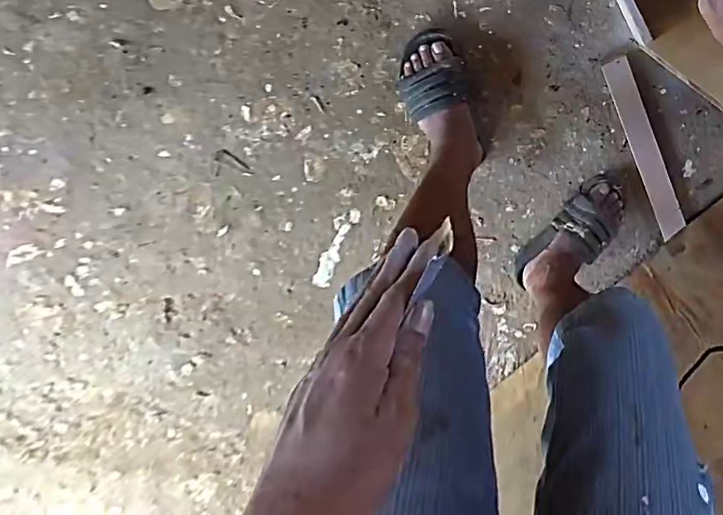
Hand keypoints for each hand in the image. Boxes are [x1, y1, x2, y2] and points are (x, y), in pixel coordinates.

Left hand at [246, 225, 441, 514]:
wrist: (291, 512)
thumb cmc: (351, 475)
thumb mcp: (396, 420)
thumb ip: (408, 361)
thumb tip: (421, 312)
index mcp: (362, 355)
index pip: (395, 299)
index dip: (415, 268)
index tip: (431, 242)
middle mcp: (337, 350)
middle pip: (372, 296)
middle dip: (395, 262)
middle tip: (411, 235)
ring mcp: (320, 364)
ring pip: (353, 310)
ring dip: (376, 281)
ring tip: (390, 259)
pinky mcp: (310, 381)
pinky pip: (341, 327)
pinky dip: (359, 307)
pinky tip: (362, 310)